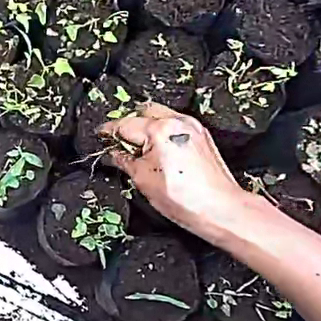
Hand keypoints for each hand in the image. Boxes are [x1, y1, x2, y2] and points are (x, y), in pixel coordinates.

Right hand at [100, 102, 256, 236]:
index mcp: (160, 129)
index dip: (108, 131)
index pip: (124, 124)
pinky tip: (157, 150)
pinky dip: (162, 132)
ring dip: (146, 126)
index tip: (100, 135)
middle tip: (117, 142)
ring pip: (161, 115)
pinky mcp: (201, 136)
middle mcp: (178, 122)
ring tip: (138, 148)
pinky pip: (175, 125)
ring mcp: (192, 127)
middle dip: (128, 124)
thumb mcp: (142, 180)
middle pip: (143, 111)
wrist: (220, 209)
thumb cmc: (186, 199)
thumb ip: (124, 160)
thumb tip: (114, 154)